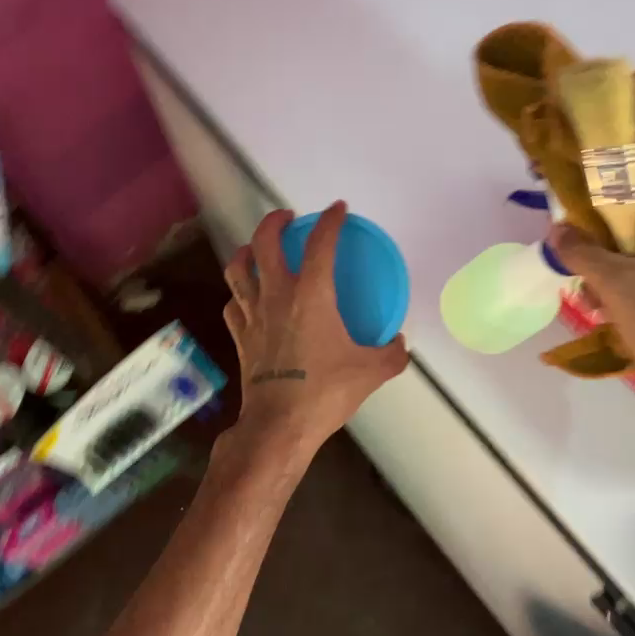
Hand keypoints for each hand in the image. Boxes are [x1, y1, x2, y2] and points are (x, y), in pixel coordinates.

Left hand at [222, 203, 409, 460]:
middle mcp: (276, 295)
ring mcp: (252, 315)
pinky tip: (247, 299)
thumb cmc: (325, 392)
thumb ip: (391, 355)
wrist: (279, 425)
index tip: (338, 210)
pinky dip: (239, 295)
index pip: (320, 244)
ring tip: (256, 249)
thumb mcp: (370, 372)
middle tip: (288, 218)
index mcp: (311, 295)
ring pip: (238, 269)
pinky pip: (233, 305)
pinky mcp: (240, 337)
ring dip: (246, 252)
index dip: (330, 222)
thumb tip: (401, 345)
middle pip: (264, 242)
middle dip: (274, 222)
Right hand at [550, 209, 634, 403]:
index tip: (578, 242)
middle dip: (607, 260)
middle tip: (584, 281)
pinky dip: (634, 298)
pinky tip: (613, 317)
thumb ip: (581, 251)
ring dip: (615, 283)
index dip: (604, 223)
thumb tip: (556, 229)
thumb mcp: (614, 282)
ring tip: (595, 305)